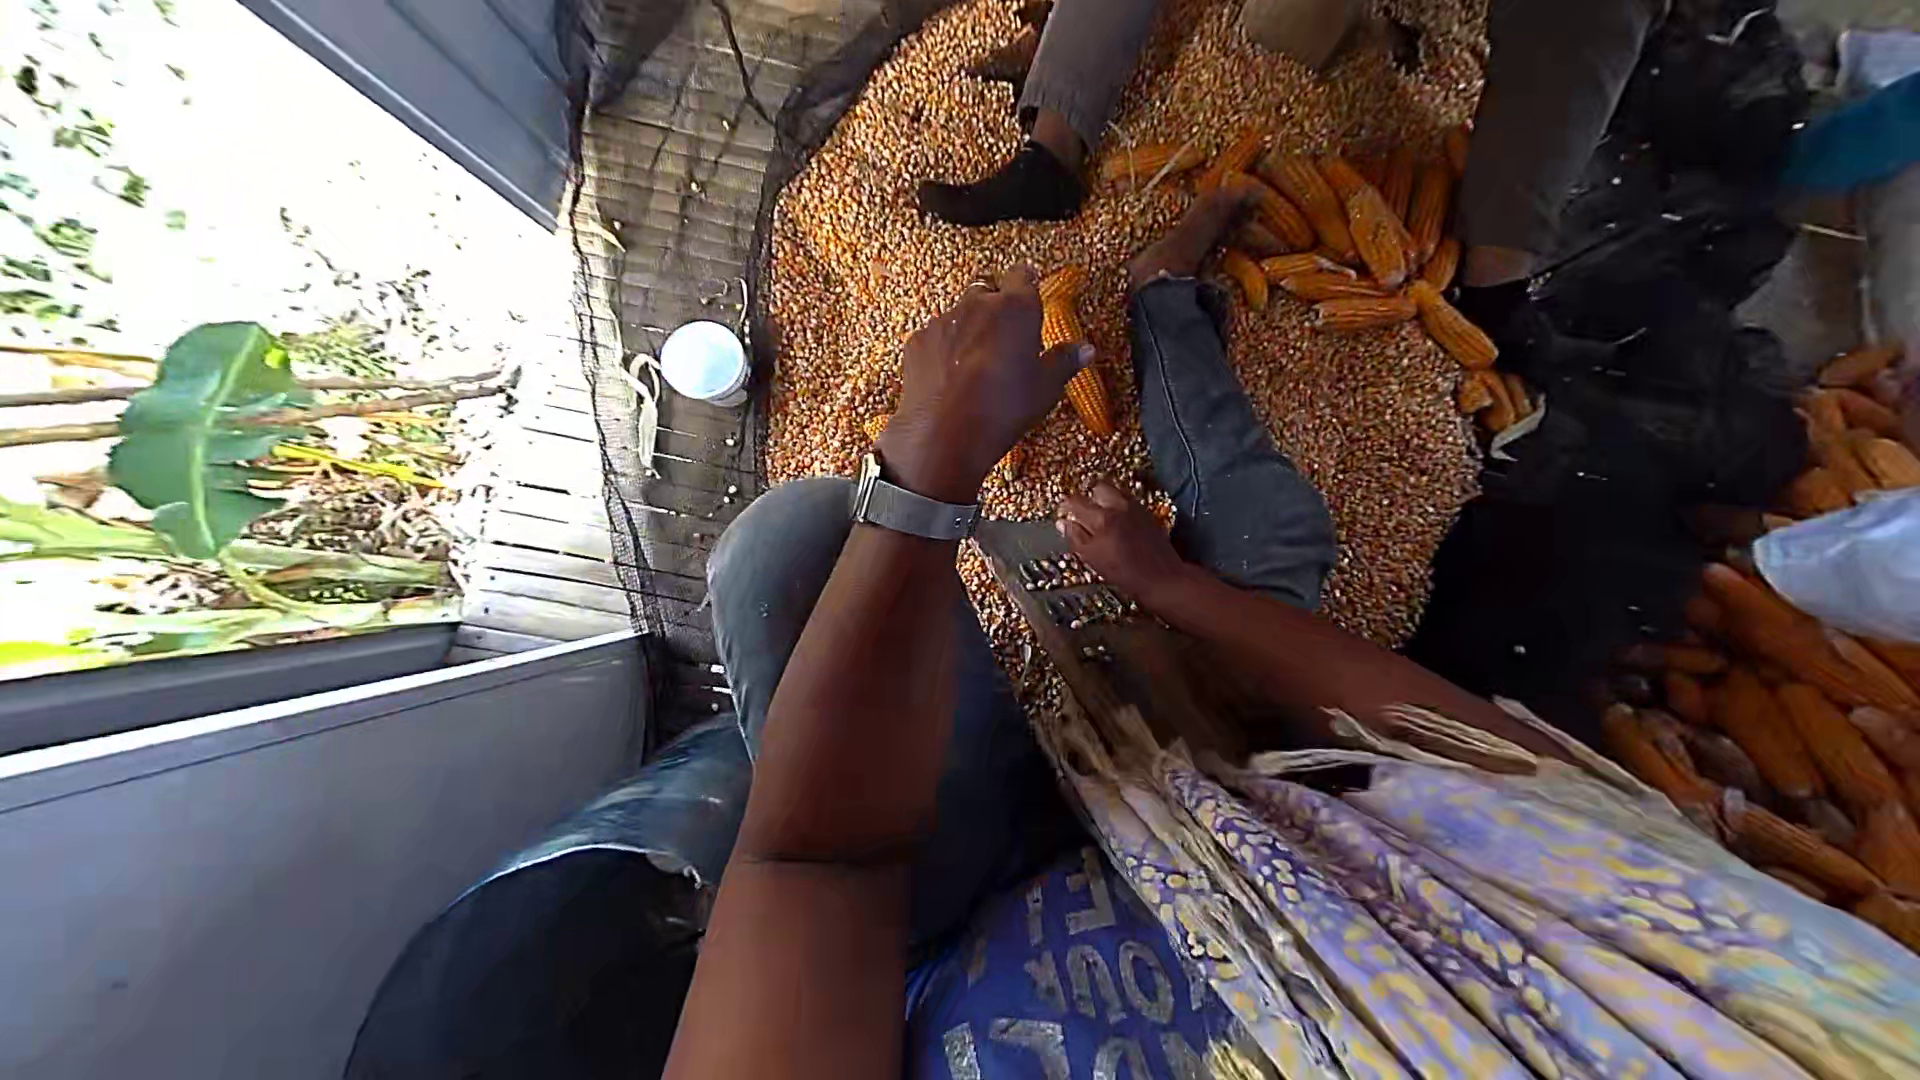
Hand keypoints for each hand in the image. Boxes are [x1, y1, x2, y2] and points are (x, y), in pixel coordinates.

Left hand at [876, 266, 1091, 502]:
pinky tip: (947, 378)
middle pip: (987, 290)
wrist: (946, 434)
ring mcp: (942, 321)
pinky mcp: (917, 342)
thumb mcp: (1045, 388)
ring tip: (973, 364)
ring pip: (958, 314)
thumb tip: (1086, 349)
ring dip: (967, 329)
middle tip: (1003, 337)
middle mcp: (977, 304)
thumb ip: (1064, 361)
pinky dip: (942, 350)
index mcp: (1016, 308)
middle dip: (995, 306)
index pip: (1023, 275)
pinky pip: (935, 338)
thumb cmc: (1005, 408)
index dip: (1026, 284)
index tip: (1029, 295)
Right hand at [1057, 481, 1194, 606]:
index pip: (1076, 501)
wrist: (1161, 577)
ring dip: (1105, 498)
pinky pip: (1128, 500)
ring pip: (1115, 491)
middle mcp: (1118, 506)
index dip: (1066, 505)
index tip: (1063, 511)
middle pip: (1098, 487)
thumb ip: (1076, 538)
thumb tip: (1063, 522)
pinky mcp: (1147, 513)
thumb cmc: (1123, 572)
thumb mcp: (1092, 559)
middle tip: (1083, 510)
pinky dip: (1119, 504)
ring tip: (1101, 514)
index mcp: (1100, 518)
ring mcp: (1135, 507)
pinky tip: (1118, 520)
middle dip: (1089, 496)